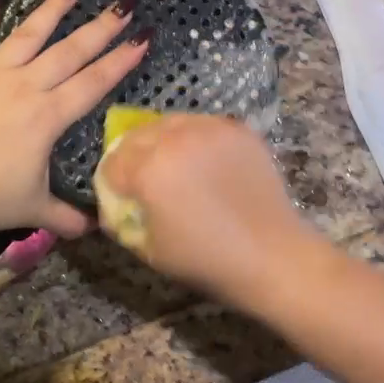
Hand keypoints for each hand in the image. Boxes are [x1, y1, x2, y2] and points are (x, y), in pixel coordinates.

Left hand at [0, 0, 150, 239]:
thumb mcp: (33, 210)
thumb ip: (68, 216)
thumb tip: (96, 227)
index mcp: (47, 117)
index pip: (93, 83)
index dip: (120, 61)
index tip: (143, 38)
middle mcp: (24, 86)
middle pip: (70, 51)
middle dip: (101, 26)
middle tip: (124, 4)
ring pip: (28, 34)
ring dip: (52, 8)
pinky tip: (0, 3)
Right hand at [96, 115, 320, 305]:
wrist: (272, 254)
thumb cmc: (206, 258)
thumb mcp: (150, 248)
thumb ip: (123, 220)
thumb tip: (113, 204)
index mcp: (149, 168)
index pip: (113, 163)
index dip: (112, 182)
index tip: (121, 196)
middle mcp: (175, 138)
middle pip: (136, 136)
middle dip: (133, 157)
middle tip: (144, 180)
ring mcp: (208, 128)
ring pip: (168, 123)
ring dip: (162, 142)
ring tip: (174, 166)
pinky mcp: (235, 128)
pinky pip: (201, 124)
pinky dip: (194, 139)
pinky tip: (204, 162)